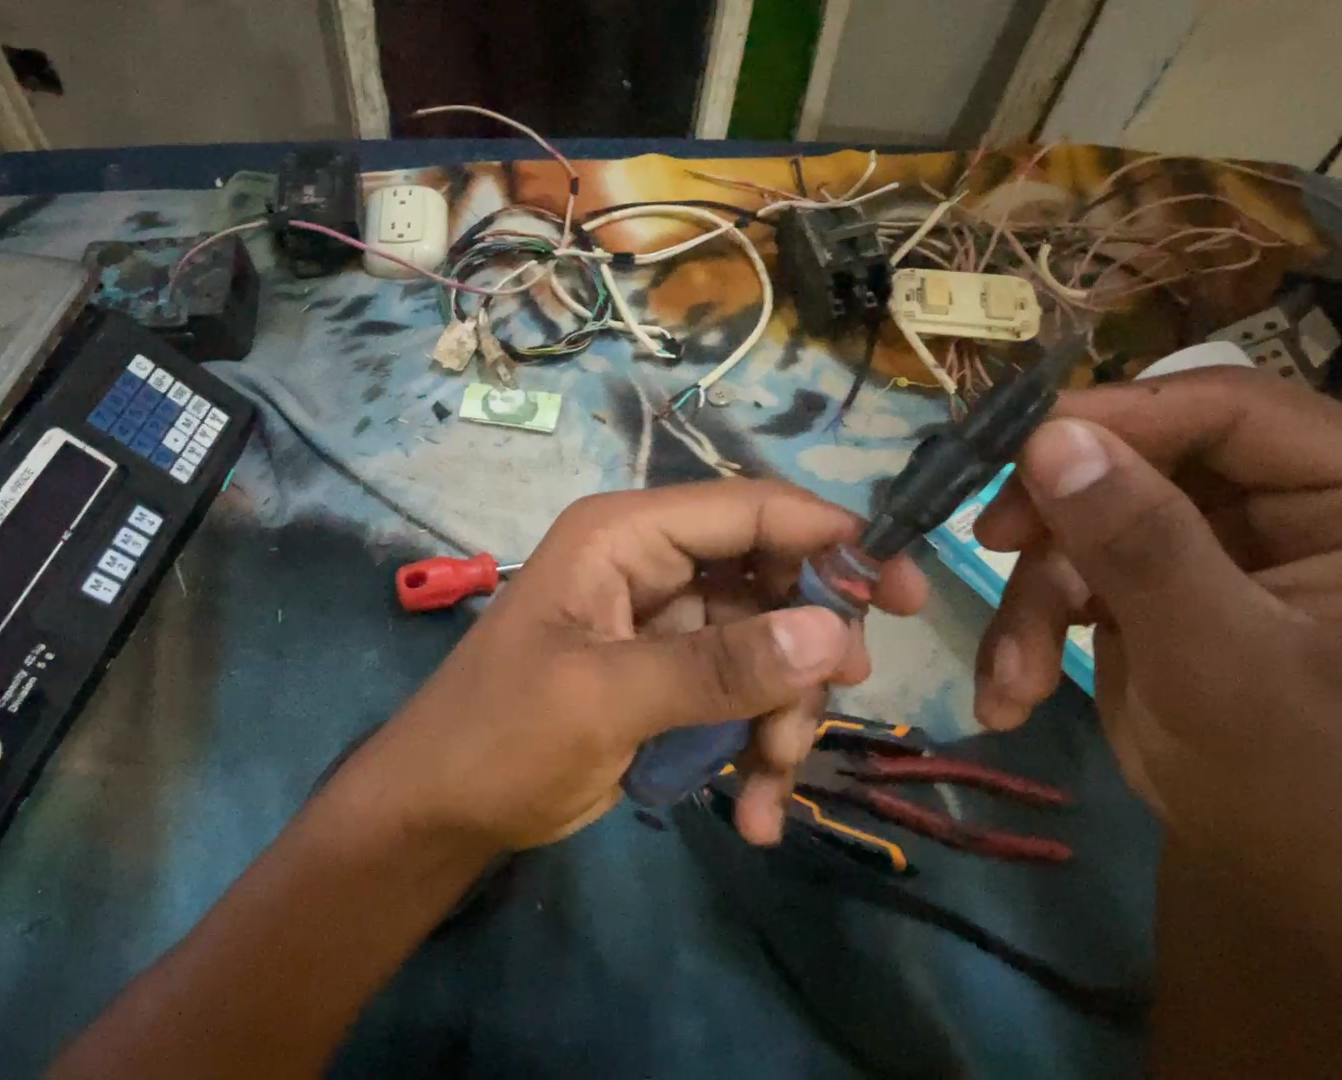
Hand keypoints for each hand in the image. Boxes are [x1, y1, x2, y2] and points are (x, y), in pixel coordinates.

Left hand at [341, 480, 926, 851]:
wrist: (442, 812)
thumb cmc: (501, 736)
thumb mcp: (604, 699)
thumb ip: (717, 666)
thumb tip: (835, 633)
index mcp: (625, 537)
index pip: (749, 510)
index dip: (830, 540)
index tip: (900, 595)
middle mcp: (651, 567)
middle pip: (771, 583)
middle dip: (805, 654)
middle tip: (822, 711)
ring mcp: (664, 628)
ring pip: (767, 650)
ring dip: (780, 721)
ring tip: (765, 785)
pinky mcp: (669, 683)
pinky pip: (741, 699)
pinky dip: (755, 752)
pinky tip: (752, 815)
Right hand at [971, 368, 1341, 880]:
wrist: (1279, 887)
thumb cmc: (1289, 784)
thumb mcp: (1212, 658)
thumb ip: (1138, 541)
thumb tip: (1048, 435)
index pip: (1238, 411)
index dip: (1117, 418)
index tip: (1012, 451)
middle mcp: (1321, 506)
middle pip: (1154, 463)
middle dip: (1063, 525)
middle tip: (988, 547)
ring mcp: (1241, 546)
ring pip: (1101, 519)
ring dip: (1038, 597)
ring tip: (1009, 679)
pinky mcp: (1178, 583)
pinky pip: (1086, 568)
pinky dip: (1039, 623)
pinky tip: (1014, 688)